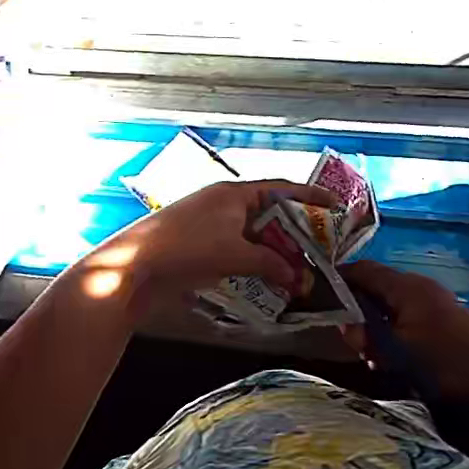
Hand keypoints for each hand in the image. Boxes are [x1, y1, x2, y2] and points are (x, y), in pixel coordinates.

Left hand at [75, 180, 337, 307]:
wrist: (134, 267)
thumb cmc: (186, 249)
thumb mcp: (236, 255)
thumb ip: (273, 265)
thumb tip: (300, 279)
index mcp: (233, 193)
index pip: (280, 188)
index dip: (309, 195)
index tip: (334, 204)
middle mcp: (223, 204)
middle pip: (268, 214)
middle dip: (294, 234)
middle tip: (319, 251)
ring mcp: (209, 225)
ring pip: (253, 236)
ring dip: (274, 253)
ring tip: (298, 271)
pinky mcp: (199, 247)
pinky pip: (237, 250)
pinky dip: (254, 263)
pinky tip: (267, 281)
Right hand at [339, 259, 468, 399]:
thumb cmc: (446, 368)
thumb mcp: (398, 351)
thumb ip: (367, 335)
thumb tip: (345, 325)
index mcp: (409, 287)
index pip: (363, 270)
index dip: (339, 278)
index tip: (314, 293)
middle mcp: (420, 292)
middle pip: (376, 288)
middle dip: (354, 307)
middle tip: (337, 332)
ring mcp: (434, 312)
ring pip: (389, 310)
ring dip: (372, 328)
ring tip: (362, 353)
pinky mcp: (442, 334)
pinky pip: (404, 327)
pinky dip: (389, 339)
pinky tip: (384, 363)